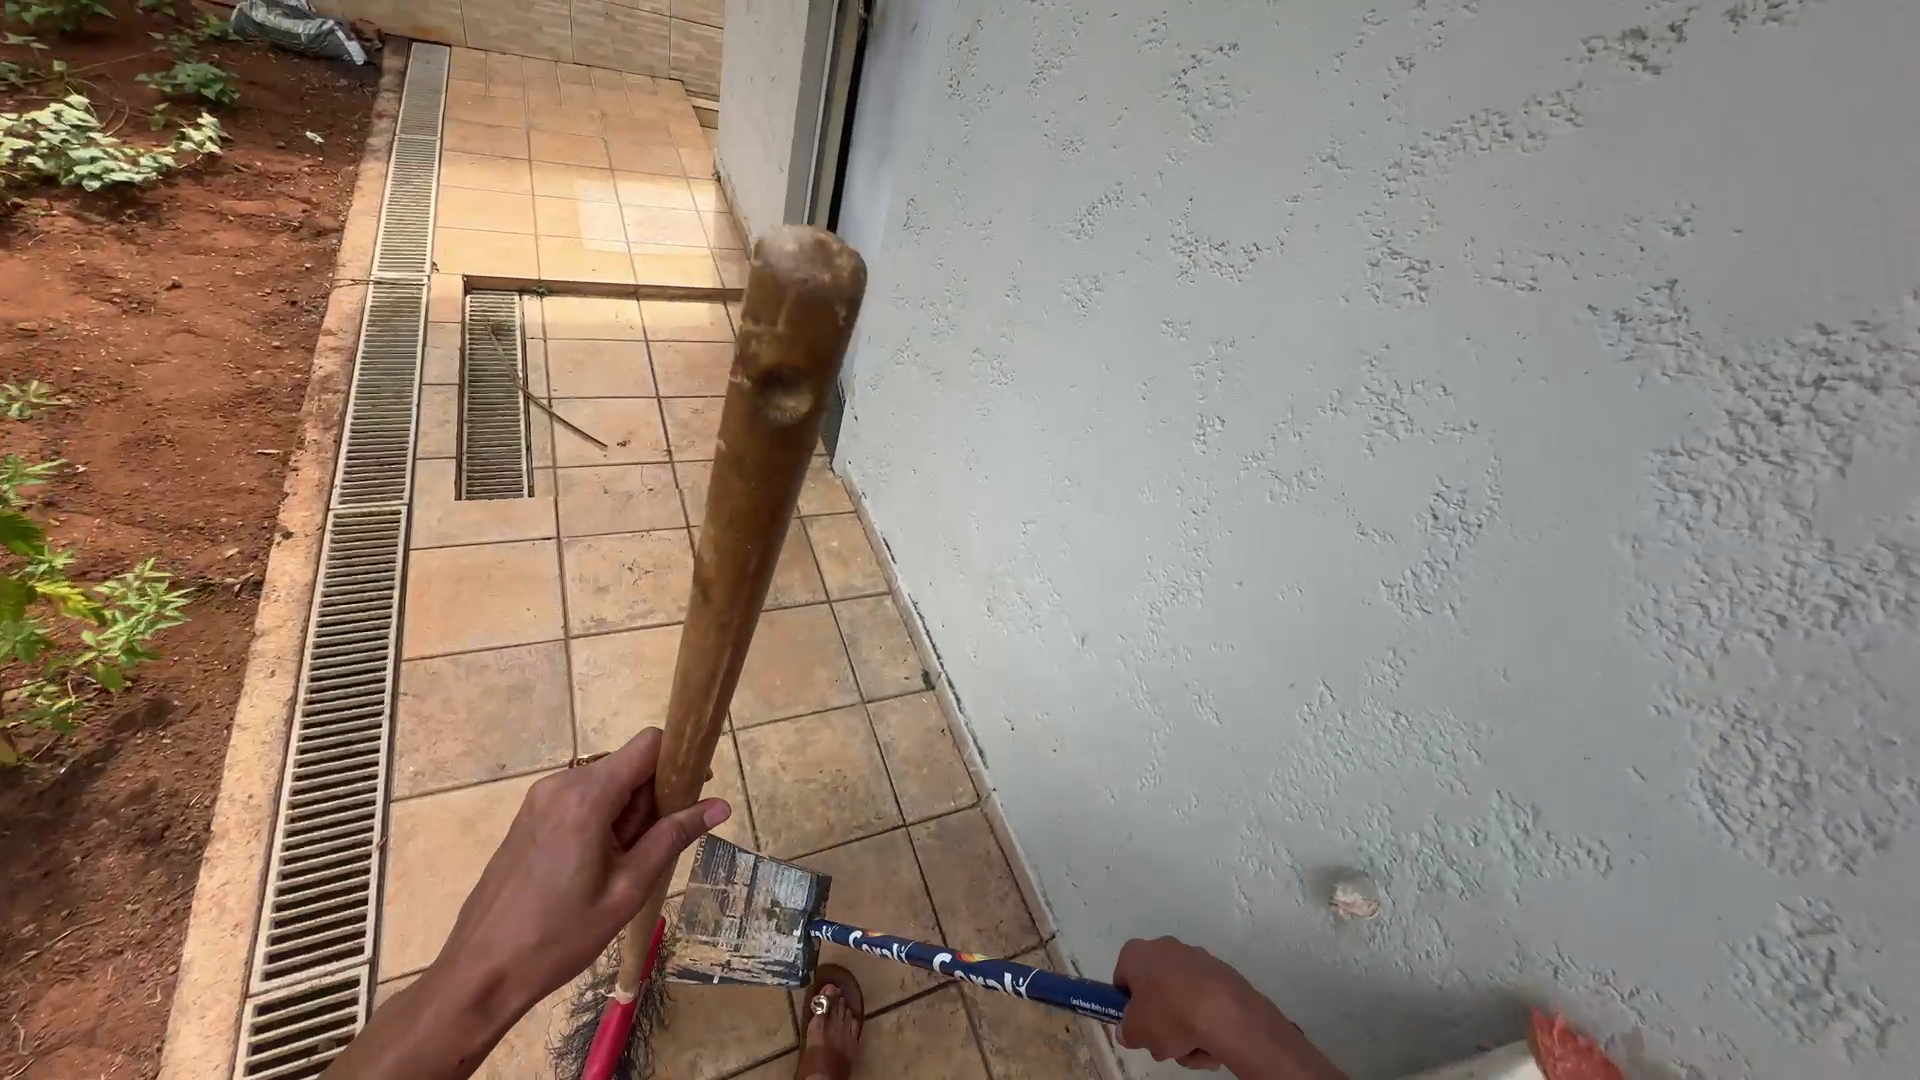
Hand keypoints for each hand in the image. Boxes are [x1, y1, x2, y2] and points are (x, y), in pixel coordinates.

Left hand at [429, 728, 729, 1019]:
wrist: (478, 975)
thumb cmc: (558, 936)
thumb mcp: (628, 888)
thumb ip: (674, 837)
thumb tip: (720, 805)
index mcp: (587, 795)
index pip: (650, 743)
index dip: (679, 759)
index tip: (693, 794)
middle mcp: (561, 783)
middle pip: (629, 764)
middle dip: (652, 797)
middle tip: (649, 849)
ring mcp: (540, 798)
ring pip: (608, 782)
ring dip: (628, 811)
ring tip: (620, 865)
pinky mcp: (530, 816)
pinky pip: (583, 798)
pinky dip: (603, 818)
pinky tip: (594, 865)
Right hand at [1112, 936, 1258, 1069]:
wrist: (1224, 1012)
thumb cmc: (1169, 1014)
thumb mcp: (1135, 1032)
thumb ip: (1125, 1030)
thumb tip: (1128, 1029)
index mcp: (1137, 954)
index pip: (1123, 976)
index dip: (1127, 1004)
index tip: (1137, 1025)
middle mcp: (1164, 948)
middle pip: (1155, 991)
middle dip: (1160, 1021)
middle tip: (1164, 1044)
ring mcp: (1194, 958)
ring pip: (1181, 999)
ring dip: (1184, 1027)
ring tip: (1192, 1050)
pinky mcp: (1219, 973)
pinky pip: (1204, 1000)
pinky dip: (1205, 1021)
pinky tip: (1211, 1042)